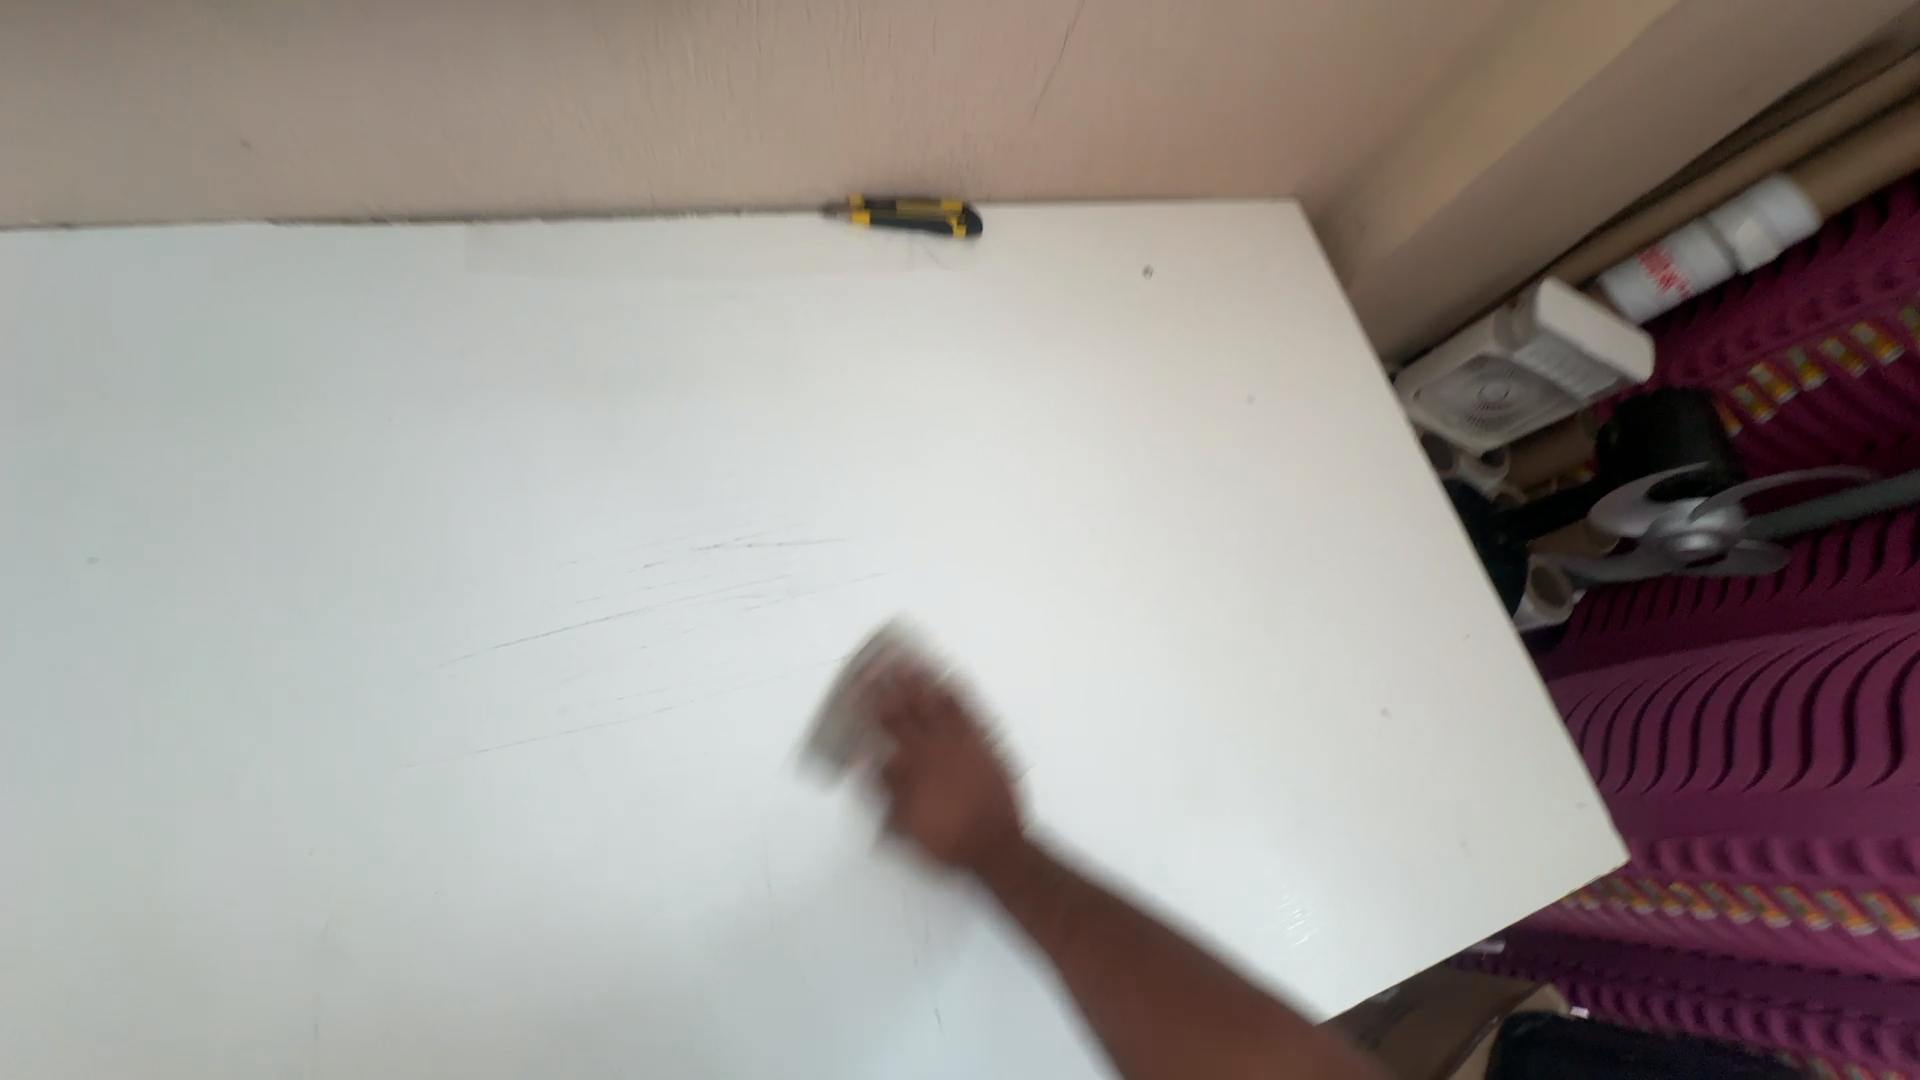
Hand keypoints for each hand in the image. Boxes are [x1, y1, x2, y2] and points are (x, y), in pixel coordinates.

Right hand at [869, 663, 1024, 871]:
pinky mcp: (987, 741)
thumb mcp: (903, 824)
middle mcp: (938, 745)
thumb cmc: (947, 840)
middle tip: (880, 658)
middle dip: (892, 680)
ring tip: (910, 657)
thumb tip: (862, 760)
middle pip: (911, 704)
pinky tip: (950, 677)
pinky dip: (958, 690)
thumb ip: (882, 789)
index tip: (857, 684)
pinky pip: (970, 708)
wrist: (996, 845)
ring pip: (940, 700)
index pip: (886, 724)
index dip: (870, 701)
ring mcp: (964, 740)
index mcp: (914, 763)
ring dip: (923, 677)